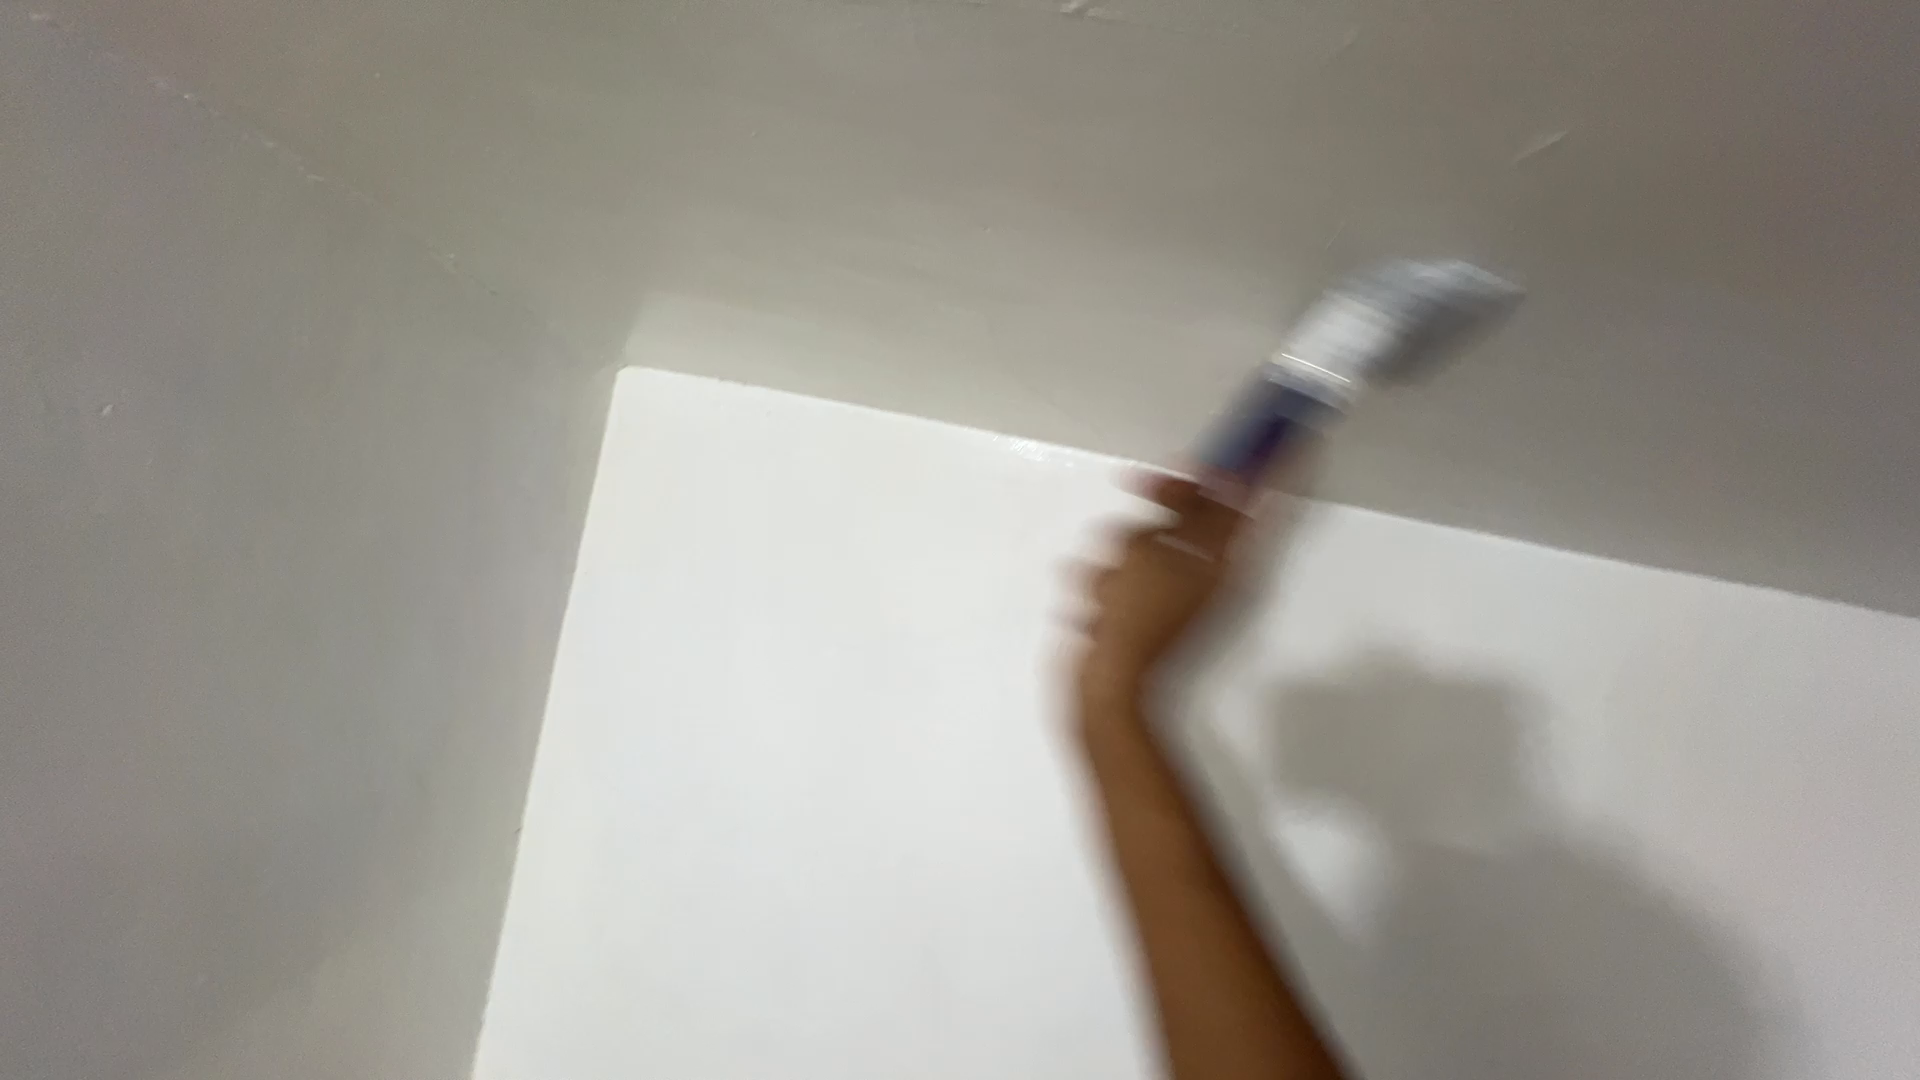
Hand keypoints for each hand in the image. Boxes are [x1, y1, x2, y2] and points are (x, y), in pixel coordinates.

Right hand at [1074, 473, 1252, 708]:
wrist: (1108, 682)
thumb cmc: (1135, 615)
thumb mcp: (1158, 550)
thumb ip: (1188, 508)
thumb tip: (1219, 471)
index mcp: (1224, 560)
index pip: (1253, 504)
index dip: (1260, 468)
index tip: (1263, 437)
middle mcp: (1207, 572)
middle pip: (1193, 515)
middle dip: (1155, 505)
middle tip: (1135, 483)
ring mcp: (1175, 590)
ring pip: (1147, 543)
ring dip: (1117, 555)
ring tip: (1107, 585)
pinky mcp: (1143, 607)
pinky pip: (1124, 573)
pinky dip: (1106, 582)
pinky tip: (1095, 603)